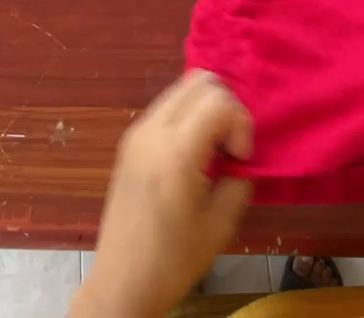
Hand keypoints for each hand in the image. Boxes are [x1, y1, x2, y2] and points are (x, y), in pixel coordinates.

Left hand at [71, 71, 253, 317]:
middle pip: (201, 80)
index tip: (240, 159)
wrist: (121, 283)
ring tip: (213, 150)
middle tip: (230, 147)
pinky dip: (189, 115)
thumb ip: (240, 179)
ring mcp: (137, 131)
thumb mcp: (221, 224)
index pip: (220, 100)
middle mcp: (152, 129)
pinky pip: (167, 106)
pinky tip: (193, 153)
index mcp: (175, 151)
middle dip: (226, 107)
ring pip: (182, 88)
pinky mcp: (130, 139)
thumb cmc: (173, 259)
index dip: (241, 123)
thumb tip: (242, 157)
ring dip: (206, 109)